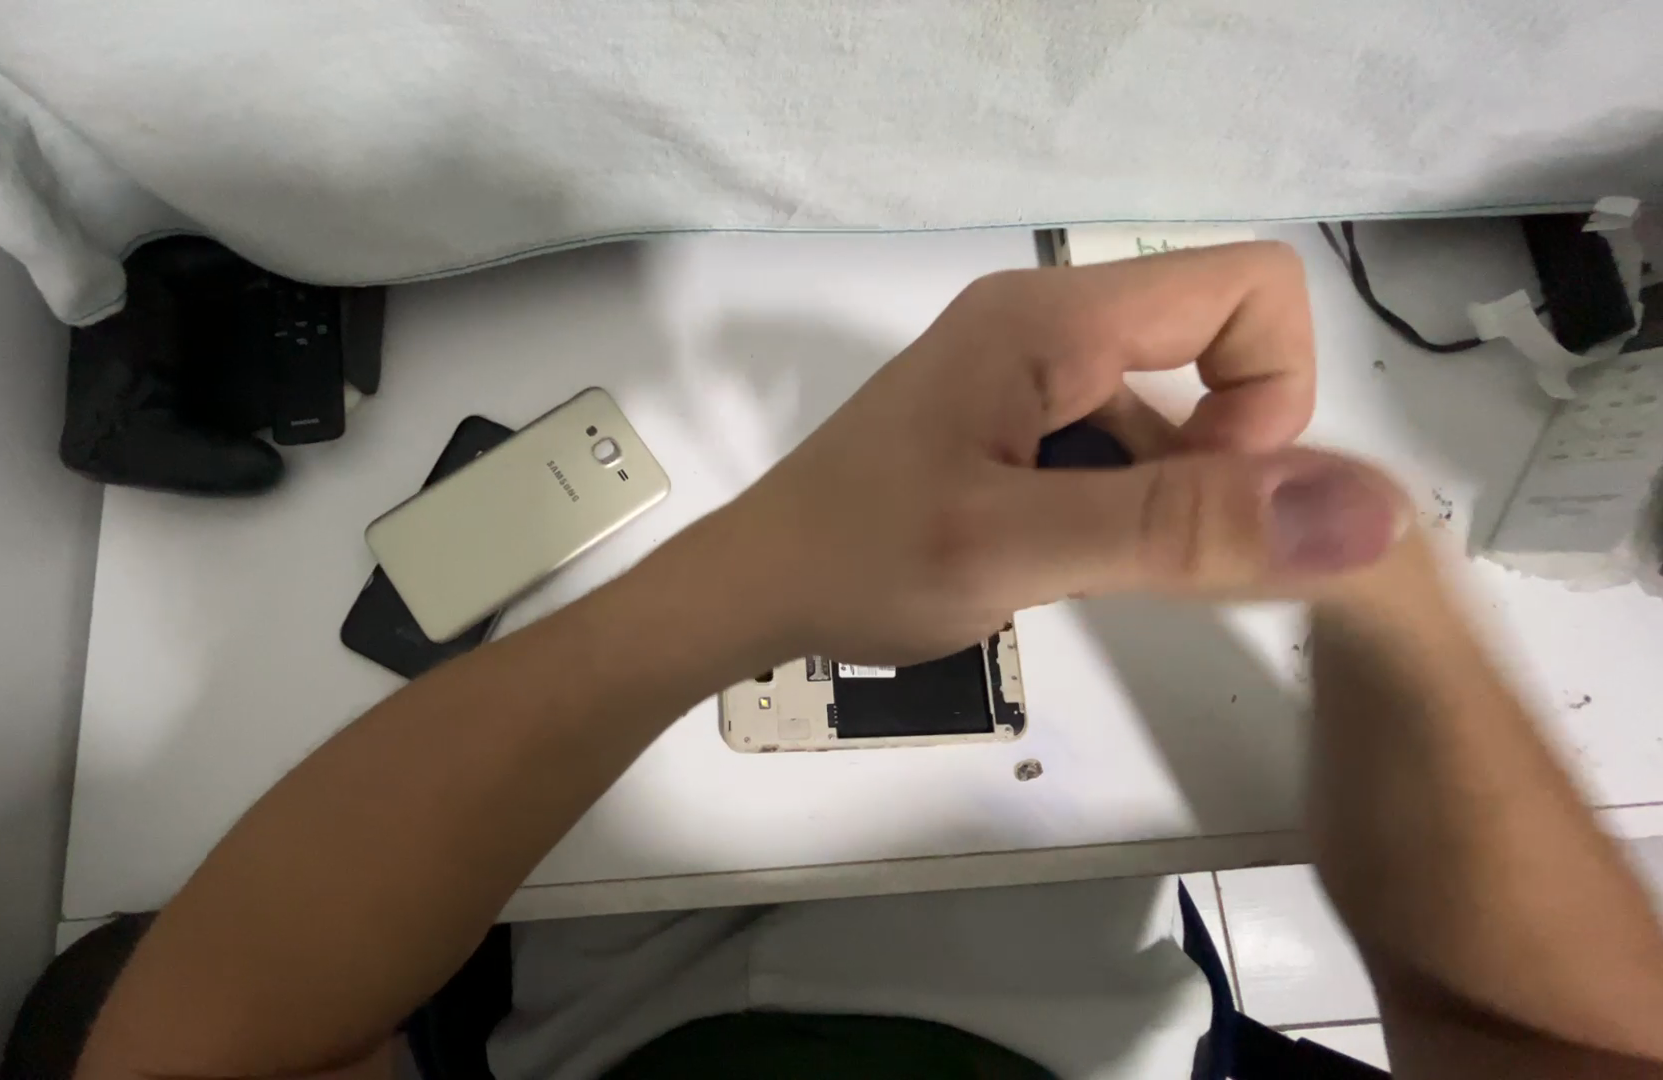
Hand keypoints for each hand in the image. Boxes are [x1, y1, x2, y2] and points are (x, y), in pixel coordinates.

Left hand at [707, 241, 1410, 663]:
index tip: (1204, 495)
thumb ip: (1178, 528)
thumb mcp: (1016, 547)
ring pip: (1147, 420)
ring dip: (1144, 500)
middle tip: (1113, 554)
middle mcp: (1030, 331)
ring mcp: (1002, 382)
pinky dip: (1097, 508)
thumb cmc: (860, 560)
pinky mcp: (983, 430)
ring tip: (1058, 566)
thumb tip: (1371, 509)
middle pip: (1200, 360)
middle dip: (1202, 467)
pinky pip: (1089, 452)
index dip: (1269, 394)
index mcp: (1044, 322)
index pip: (1243, 290)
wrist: (753, 586)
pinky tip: (1037, 560)